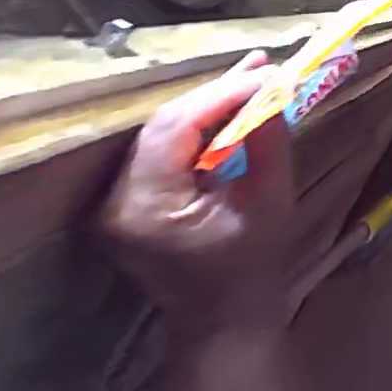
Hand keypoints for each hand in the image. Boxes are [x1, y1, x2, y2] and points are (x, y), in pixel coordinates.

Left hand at [101, 50, 293, 334]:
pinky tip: (233, 102)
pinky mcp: (131, 199)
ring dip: (210, 103)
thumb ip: (268, 142)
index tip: (268, 74)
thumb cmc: (251, 268)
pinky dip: (202, 123)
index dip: (222, 94)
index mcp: (146, 207)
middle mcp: (118, 200)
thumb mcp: (269, 202)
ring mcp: (118, 201)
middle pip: (165, 124)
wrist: (222, 322)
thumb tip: (273, 90)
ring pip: (164, 130)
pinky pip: (166, 147)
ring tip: (256, 75)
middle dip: (218, 92)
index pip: (176, 129)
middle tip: (265, 68)